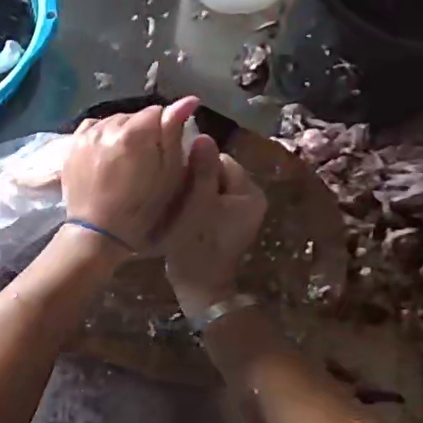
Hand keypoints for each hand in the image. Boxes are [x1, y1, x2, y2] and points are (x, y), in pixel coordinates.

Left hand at [61, 97, 200, 256]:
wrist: (98, 230)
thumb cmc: (142, 207)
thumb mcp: (169, 173)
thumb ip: (174, 133)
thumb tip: (187, 101)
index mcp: (134, 132)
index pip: (157, 111)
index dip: (166, 128)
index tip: (165, 149)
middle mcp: (107, 127)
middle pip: (133, 116)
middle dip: (143, 130)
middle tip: (146, 158)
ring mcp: (86, 136)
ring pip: (112, 121)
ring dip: (122, 132)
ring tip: (125, 158)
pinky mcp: (72, 146)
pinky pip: (92, 128)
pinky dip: (102, 135)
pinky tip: (107, 152)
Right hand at [161, 135, 267, 314]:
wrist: (199, 285)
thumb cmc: (198, 243)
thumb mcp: (196, 204)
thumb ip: (201, 170)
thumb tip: (203, 136)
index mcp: (249, 192)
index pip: (221, 159)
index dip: (195, 163)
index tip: (175, 176)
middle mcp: (250, 199)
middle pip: (216, 171)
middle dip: (194, 177)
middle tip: (172, 190)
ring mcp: (239, 213)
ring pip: (210, 186)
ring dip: (191, 190)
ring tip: (174, 201)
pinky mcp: (226, 224)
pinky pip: (209, 201)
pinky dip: (194, 203)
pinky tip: (180, 213)